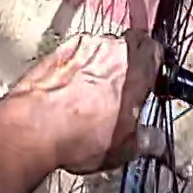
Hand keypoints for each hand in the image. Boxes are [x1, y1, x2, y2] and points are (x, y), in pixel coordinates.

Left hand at [0, 31, 163, 174]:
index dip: (155, 62)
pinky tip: (72, 87)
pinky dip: (80, 63)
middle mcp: (111, 48)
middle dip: (130, 61)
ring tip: (94, 91)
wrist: (34, 125)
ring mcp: (84, 43)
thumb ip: (148, 140)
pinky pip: (79, 50)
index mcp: (135, 69)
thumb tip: (159, 142)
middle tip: (125, 86)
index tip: (152, 77)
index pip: (154, 48)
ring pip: (103, 46)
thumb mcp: (124, 148)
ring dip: (103, 62)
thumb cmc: (81, 137)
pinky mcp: (61, 46)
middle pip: (129, 43)